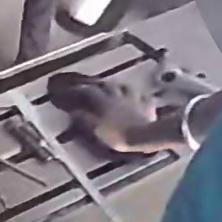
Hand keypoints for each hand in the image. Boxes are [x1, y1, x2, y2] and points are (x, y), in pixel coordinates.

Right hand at [48, 72, 171, 153]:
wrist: (143, 137)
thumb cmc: (117, 134)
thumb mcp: (96, 129)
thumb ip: (85, 119)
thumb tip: (74, 111)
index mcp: (104, 102)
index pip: (90, 91)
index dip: (81, 89)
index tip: (75, 88)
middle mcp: (118, 96)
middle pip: (109, 85)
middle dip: (101, 84)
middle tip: (97, 85)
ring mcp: (134, 99)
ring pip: (126, 87)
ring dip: (120, 86)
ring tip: (117, 87)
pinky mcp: (147, 104)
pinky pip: (143, 96)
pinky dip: (139, 95)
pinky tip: (138, 96)